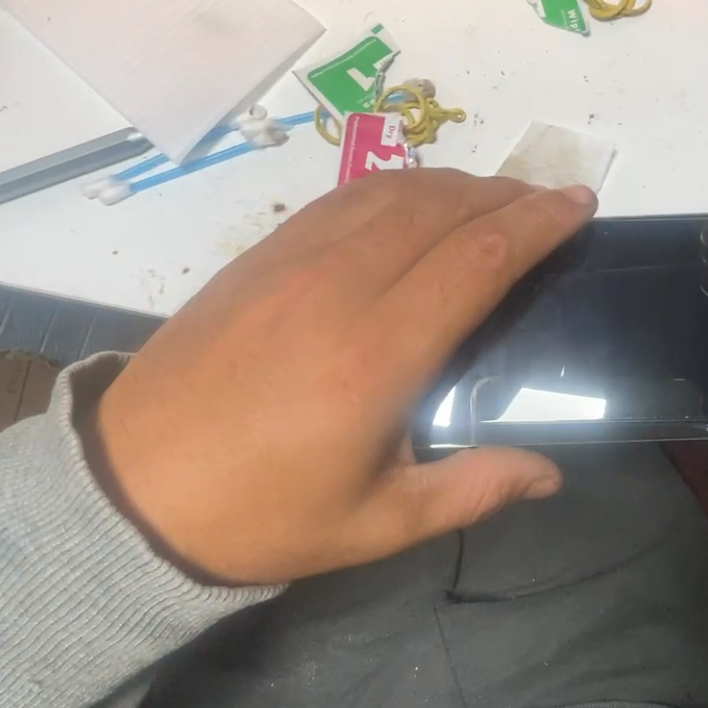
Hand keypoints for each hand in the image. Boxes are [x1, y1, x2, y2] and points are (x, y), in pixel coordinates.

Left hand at [89, 169, 596, 584]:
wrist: (129, 488)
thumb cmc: (260, 514)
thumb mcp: (376, 524)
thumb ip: (472, 489)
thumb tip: (551, 474)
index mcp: (379, 353)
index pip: (478, 257)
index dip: (537, 222)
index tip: (577, 205)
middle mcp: (341, 285)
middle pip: (443, 208)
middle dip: (509, 193)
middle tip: (550, 200)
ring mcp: (294, 259)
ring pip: (394, 191)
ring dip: (456, 183)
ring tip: (495, 196)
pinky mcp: (261, 254)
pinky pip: (345, 197)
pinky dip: (398, 186)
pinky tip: (416, 201)